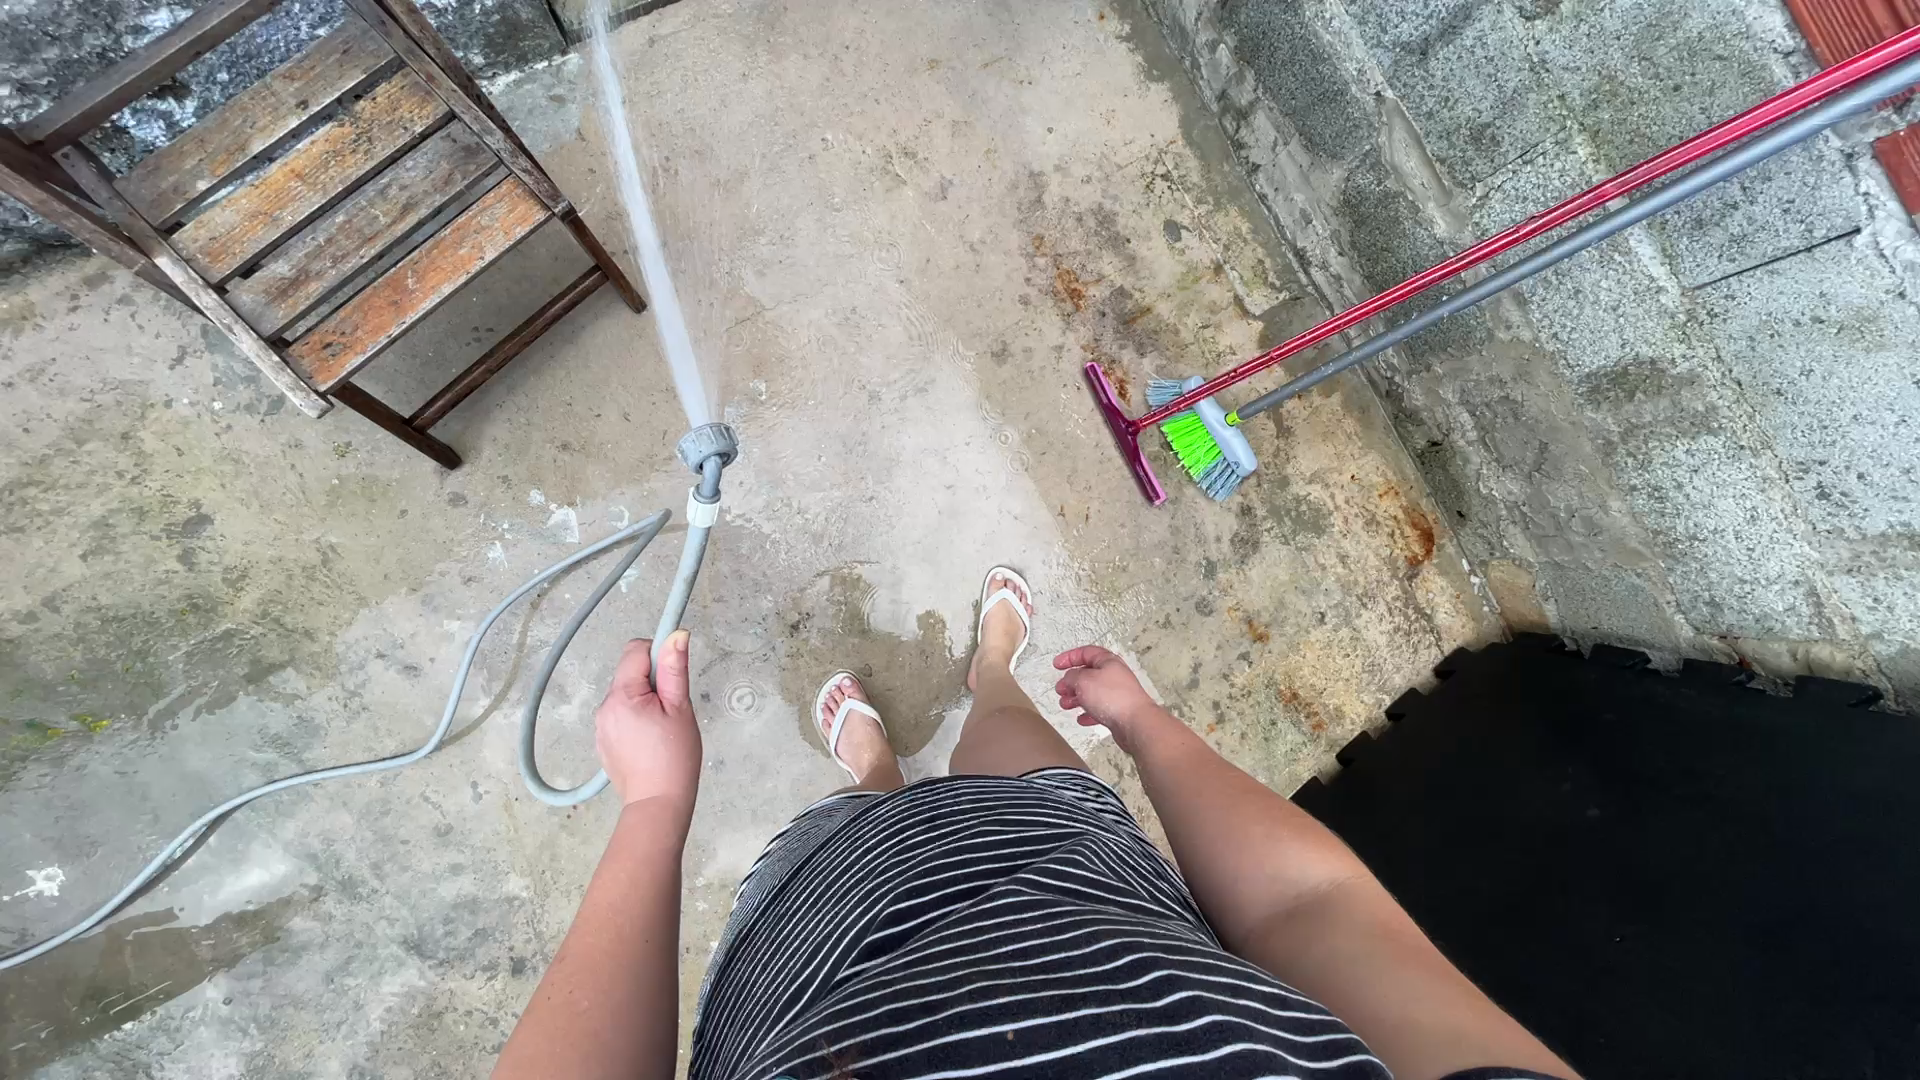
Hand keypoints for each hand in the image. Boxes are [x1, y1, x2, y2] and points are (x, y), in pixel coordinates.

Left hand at [595, 631, 700, 818]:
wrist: (658, 802)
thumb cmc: (675, 755)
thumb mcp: (680, 707)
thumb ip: (675, 669)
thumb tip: (676, 634)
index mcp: (622, 696)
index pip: (635, 650)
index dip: (658, 654)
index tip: (675, 674)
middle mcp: (604, 708)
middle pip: (629, 673)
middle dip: (653, 682)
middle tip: (673, 707)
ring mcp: (600, 727)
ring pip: (626, 695)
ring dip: (645, 700)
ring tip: (663, 726)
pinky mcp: (603, 742)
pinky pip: (620, 716)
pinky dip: (636, 718)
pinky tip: (651, 740)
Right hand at [1054, 646, 1167, 753]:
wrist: (1135, 723)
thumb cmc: (1113, 698)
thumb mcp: (1083, 681)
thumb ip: (1071, 676)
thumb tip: (1068, 678)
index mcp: (1108, 662)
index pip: (1086, 652)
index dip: (1069, 657)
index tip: (1058, 664)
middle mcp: (1114, 675)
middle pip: (1088, 674)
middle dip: (1071, 681)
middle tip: (1061, 688)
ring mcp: (1118, 693)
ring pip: (1093, 693)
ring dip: (1077, 698)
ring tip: (1065, 704)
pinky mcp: (1119, 711)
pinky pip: (1100, 709)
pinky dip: (1089, 713)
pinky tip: (1082, 718)